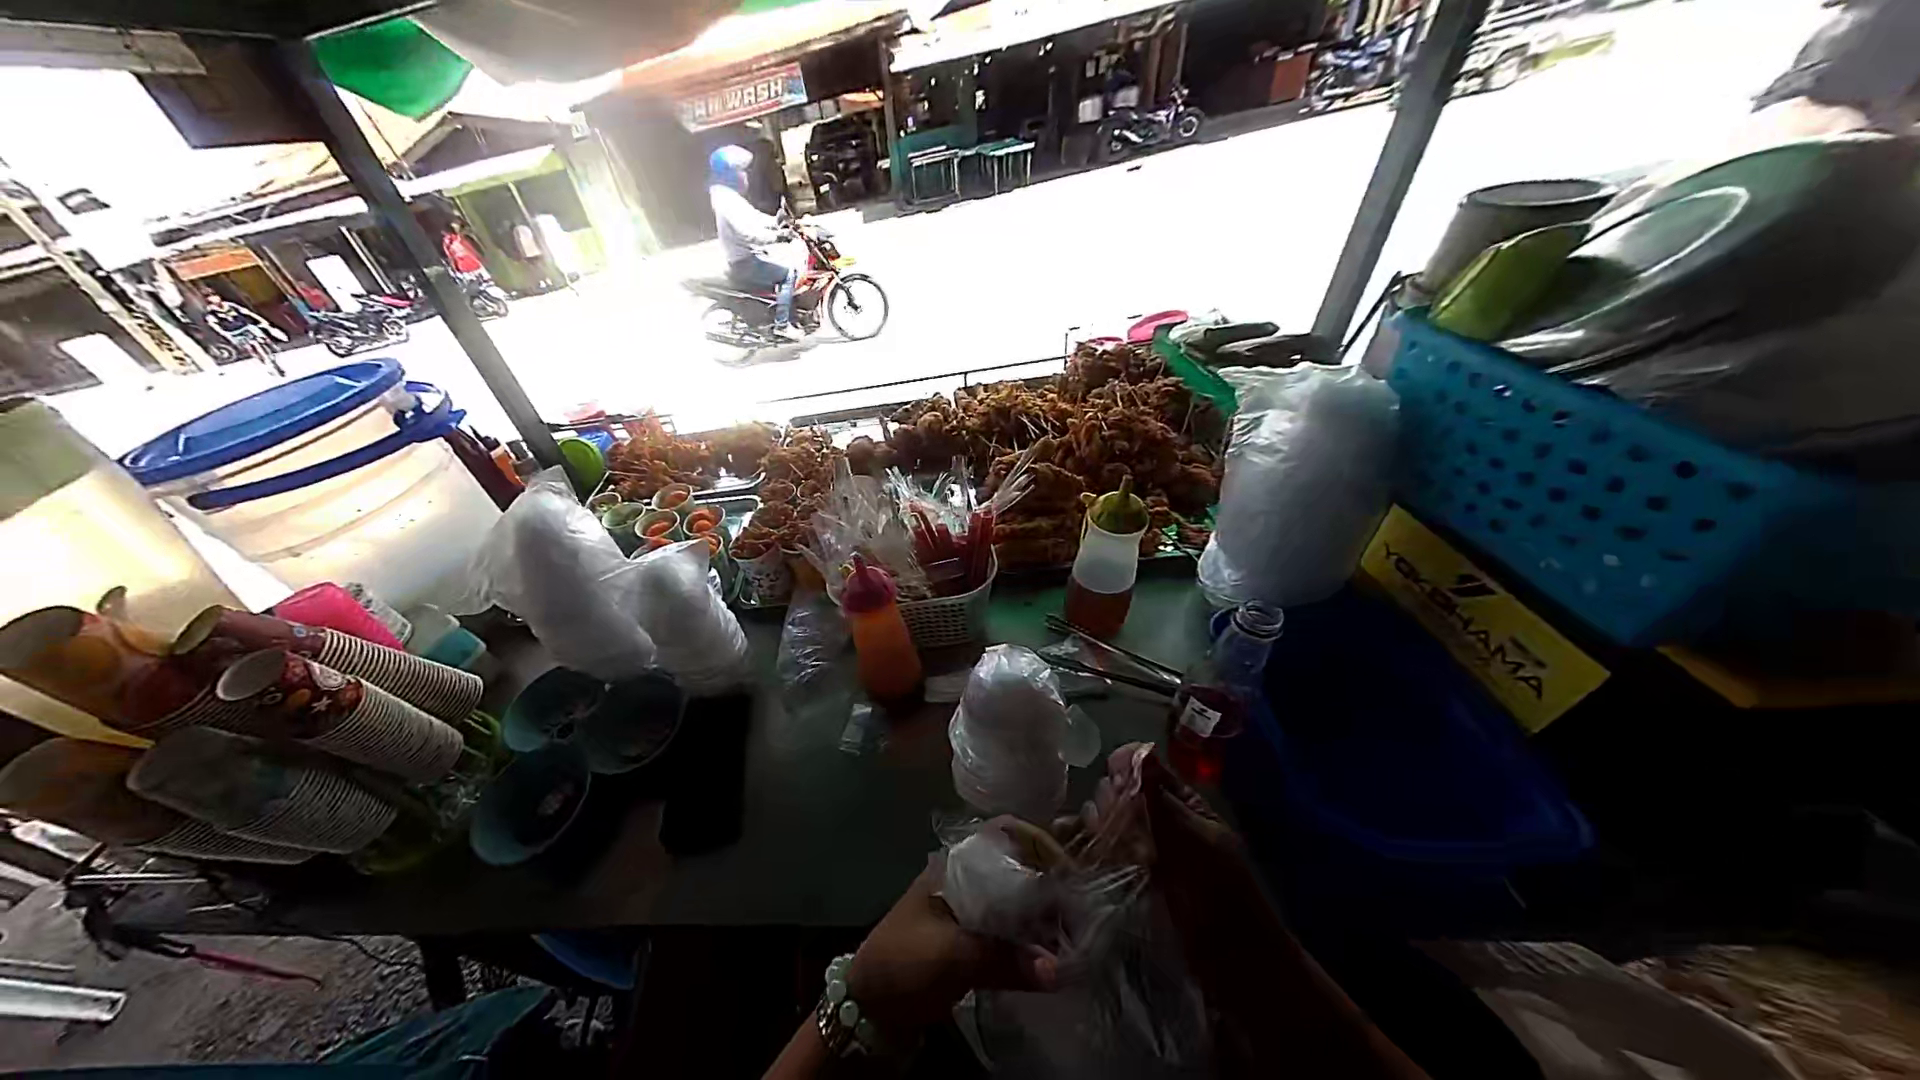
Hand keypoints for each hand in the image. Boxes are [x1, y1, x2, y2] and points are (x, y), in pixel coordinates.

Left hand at [847, 819, 1060, 1037]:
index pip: (1006, 834)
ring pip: (1020, 900)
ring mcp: (973, 909)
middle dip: (1051, 884)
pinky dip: (1035, 941)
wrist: (869, 1007)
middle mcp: (969, 878)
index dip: (1041, 845)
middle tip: (1084, 907)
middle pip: (1019, 867)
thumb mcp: (949, 956)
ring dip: (1046, 916)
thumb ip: (1002, 959)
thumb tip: (1058, 970)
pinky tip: (1056, 955)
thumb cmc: (902, 963)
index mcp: (957, 865)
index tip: (1071, 871)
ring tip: (1079, 933)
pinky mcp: (976, 940)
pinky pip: (1014, 931)